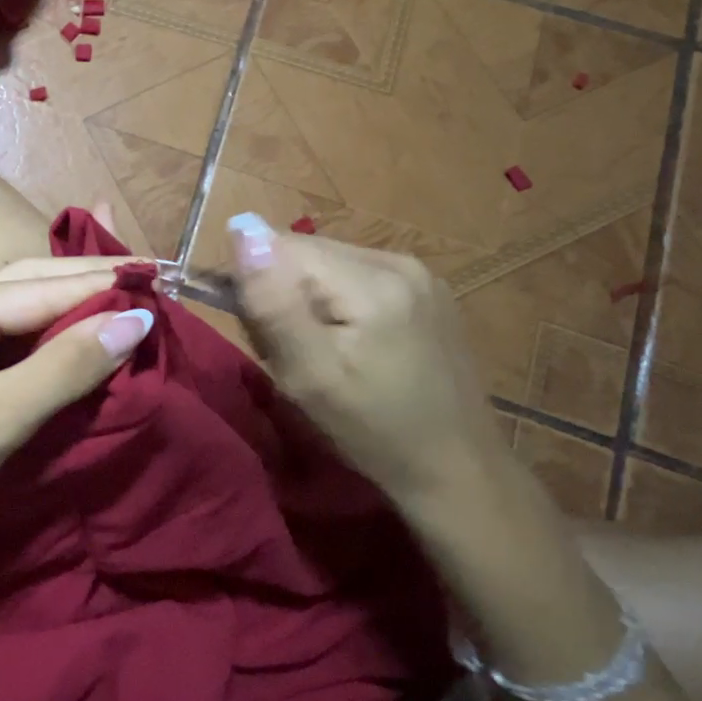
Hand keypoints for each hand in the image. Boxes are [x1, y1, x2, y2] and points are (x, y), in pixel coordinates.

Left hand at [0, 261, 156, 550]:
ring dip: (71, 305)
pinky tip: (81, 331)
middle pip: (27, 284)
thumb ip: (66, 366)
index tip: (158, 278)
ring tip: (126, 296)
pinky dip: (50, 335)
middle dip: (86, 281)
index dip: (98, 284)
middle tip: (149, 276)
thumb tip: (136, 319)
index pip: (37, 286)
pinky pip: (10, 338)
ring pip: (21, 310)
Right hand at [224, 213, 505, 502]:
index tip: (266, 337)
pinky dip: (337, 303)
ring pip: (328, 263)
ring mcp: (421, 274)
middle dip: (284, 292)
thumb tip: (242, 226)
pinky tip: (351, 346)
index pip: (280, 246)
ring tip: (322, 352)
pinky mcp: (428, 291)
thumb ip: (272, 301)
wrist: (459, 473)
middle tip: (293, 353)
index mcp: (372, 280)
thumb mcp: (308, 375)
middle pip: (306, 252)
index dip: (258, 285)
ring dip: (308, 298)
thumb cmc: (373, 431)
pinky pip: (356, 277)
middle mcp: (399, 261)